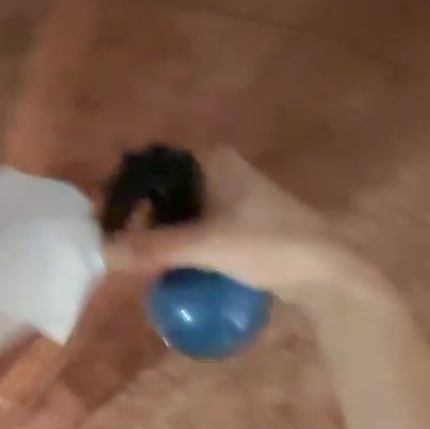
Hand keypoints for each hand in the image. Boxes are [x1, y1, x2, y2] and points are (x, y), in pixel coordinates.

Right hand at [105, 148, 389, 306]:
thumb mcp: (206, 246)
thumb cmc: (269, 244)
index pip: (150, 168)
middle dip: (138, 218)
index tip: (103, 224)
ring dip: (159, 234)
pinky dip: (181, 244)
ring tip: (138, 262)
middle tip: (117, 247)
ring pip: (181, 211)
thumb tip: (102, 253)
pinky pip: (199, 228)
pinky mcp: (243, 221)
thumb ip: (153, 249)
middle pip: (163, 190)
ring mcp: (234, 195)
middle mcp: (219, 169)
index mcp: (210, 160)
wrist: (327, 269)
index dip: (122, 194)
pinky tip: (170, 269)